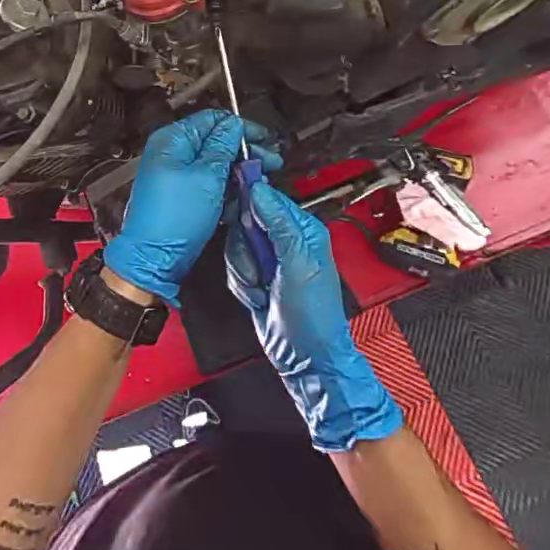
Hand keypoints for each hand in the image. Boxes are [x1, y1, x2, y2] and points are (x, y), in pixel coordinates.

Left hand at [104, 110, 279, 306]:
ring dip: (240, 172)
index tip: (266, 139)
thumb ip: (224, 145)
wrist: (153, 261)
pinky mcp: (183, 196)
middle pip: (216, 141)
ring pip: (216, 164)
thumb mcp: (207, 176)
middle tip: (272, 163)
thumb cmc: (177, 216)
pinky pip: (210, 184)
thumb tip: (235, 124)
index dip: (242, 127)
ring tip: (261, 182)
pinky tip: (245, 197)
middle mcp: (173, 153)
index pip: (213, 119)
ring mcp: (177, 175)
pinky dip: (228, 189)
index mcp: (173, 140)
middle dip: (245, 152)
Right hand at [225, 182, 403, 451]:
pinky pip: (234, 269)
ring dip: (244, 272)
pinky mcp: (256, 277)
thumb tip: (260, 190)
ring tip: (263, 289)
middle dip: (246, 250)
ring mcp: (270, 259)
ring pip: (237, 248)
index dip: (251, 206)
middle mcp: (286, 240)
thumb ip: (279, 225)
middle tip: (260, 268)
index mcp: (303, 229)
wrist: (306, 358)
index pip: (269, 198)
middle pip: (246, 223)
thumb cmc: (314, 315)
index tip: (243, 221)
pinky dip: (242, 287)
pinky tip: (259, 299)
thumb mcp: (298, 266)